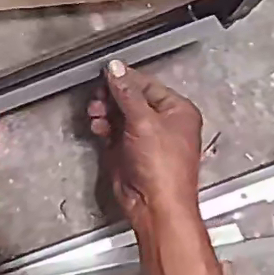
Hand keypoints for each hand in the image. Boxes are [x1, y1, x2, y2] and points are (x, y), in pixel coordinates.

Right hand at [87, 60, 203, 230]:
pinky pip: (112, 130)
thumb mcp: (144, 122)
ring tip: (96, 112)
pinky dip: (103, 126)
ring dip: (104, 111)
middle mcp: (162, 123)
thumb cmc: (163, 169)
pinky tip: (97, 126)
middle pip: (131, 98)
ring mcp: (144, 137)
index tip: (106, 73)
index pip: (147, 85)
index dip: (125, 79)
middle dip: (112, 96)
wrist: (154, 204)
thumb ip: (127, 93)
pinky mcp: (128, 151)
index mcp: (177, 110)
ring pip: (119, 114)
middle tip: (99, 95)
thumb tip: (116, 70)